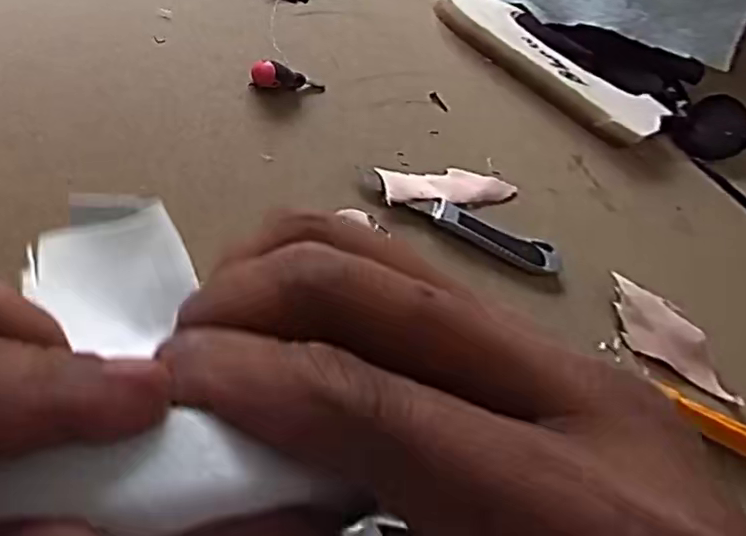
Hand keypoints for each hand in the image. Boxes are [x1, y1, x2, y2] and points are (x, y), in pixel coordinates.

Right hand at [159, 212, 745, 535]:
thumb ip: (307, 534)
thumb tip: (187, 486)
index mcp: (580, 506)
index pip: (355, 391)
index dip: (234, 376)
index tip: (165, 384)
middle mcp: (574, 392)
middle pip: (341, 277)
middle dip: (230, 304)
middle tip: (182, 357)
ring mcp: (549, 344)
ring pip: (350, 239)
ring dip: (254, 271)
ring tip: (219, 332)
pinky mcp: (520, 332)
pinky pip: (376, 256)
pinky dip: (293, 269)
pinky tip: (274, 324)